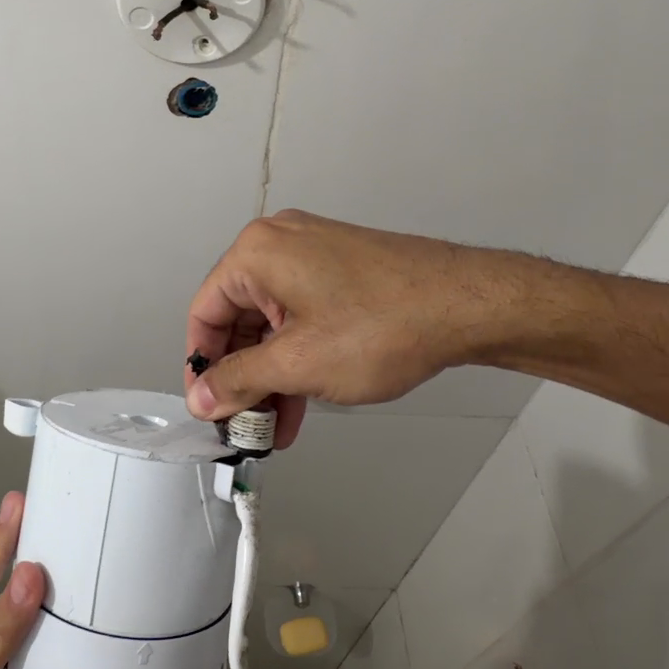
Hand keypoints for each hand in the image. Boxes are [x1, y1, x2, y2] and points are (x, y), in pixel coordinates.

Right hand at [185, 210, 514, 445]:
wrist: (466, 304)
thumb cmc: (383, 324)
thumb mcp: (297, 364)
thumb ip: (239, 381)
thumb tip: (202, 397)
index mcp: (257, 253)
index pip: (205, 312)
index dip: (202, 365)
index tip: (210, 407)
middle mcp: (280, 244)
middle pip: (239, 317)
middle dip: (244, 376)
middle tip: (247, 423)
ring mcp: (314, 254)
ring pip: (273, 321)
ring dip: (273, 373)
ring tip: (279, 424)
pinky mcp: (341, 269)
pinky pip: (302, 314)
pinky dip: (299, 354)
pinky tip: (306, 398)